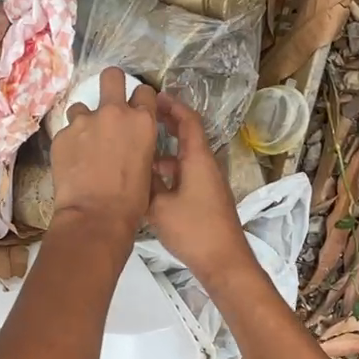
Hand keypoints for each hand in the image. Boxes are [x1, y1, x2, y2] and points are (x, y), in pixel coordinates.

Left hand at [49, 67, 158, 235]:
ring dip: (84, 121)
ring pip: (81, 107)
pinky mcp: (61, 135)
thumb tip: (131, 143)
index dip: (138, 100)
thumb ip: (139, 144)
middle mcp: (114, 113)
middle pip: (111, 76)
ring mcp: (84, 121)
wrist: (95, 216)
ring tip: (83, 146)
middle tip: (108, 103)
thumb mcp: (147, 167)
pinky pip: (66, 132)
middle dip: (111, 84)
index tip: (134, 110)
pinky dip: (69, 144)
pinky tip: (71, 164)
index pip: (144, 91)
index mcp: (142, 121)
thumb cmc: (130, 201)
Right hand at [147, 92, 255, 281]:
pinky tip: (149, 183)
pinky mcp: (205, 199)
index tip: (153, 98)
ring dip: (163, 152)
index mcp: (198, 159)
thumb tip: (136, 166)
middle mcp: (205, 166)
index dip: (171, 106)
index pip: (188, 121)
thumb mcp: (159, 206)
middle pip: (187, 136)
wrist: (222, 260)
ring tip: (137, 153)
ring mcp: (207, 183)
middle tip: (142, 118)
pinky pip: (185, 176)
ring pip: (184, 159)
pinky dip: (168, 173)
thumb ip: (147, 182)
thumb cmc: (193, 230)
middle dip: (167, 124)